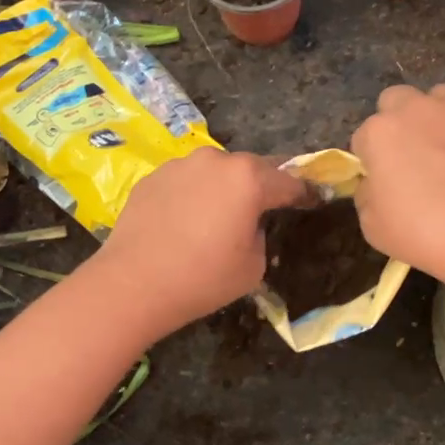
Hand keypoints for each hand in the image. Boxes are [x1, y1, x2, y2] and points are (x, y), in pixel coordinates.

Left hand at [89, 147, 308, 334]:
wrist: (133, 284)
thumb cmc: (202, 278)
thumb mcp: (253, 266)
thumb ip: (260, 235)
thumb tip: (247, 224)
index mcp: (249, 179)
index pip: (288, 182)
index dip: (303, 194)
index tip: (312, 202)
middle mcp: (216, 160)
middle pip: (251, 169)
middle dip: (261, 187)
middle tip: (264, 210)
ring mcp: (180, 165)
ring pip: (215, 172)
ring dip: (224, 189)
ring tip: (217, 218)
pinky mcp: (153, 177)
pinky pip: (185, 182)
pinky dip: (193, 195)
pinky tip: (185, 223)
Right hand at [351, 84, 444, 284]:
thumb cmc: (423, 233)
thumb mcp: (372, 225)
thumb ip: (367, 194)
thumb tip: (375, 183)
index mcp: (379, 132)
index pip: (363, 137)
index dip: (372, 159)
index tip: (384, 181)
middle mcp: (416, 108)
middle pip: (397, 101)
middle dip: (400, 121)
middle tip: (413, 156)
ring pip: (441, 96)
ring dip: (439, 115)